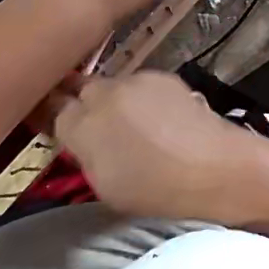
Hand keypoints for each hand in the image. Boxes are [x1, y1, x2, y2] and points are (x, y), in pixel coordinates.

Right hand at [52, 72, 268, 224]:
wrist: (220, 169)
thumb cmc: (160, 193)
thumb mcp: (107, 188)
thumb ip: (85, 155)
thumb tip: (78, 139)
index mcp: (83, 126)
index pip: (50, 108)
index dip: (48, 114)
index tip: (48, 121)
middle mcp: (103, 94)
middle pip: (78, 89)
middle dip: (79, 102)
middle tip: (91, 125)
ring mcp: (134, 81)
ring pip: (110, 86)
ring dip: (113, 101)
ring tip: (131, 127)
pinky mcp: (162, 76)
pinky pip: (139, 85)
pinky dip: (140, 99)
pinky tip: (158, 120)